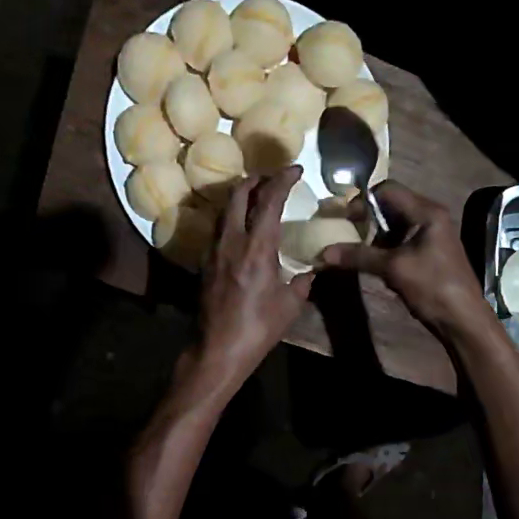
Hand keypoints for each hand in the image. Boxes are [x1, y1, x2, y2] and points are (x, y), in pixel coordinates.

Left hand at [197, 167, 312, 377]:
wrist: (218, 348)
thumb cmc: (259, 327)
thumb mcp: (291, 304)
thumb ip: (303, 280)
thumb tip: (313, 269)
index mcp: (257, 248)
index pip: (269, 200)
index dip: (282, 179)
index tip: (296, 170)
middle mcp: (231, 241)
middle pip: (238, 195)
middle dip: (256, 179)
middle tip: (272, 177)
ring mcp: (213, 250)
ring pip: (224, 210)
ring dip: (241, 197)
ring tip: (257, 196)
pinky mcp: (205, 262)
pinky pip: (218, 228)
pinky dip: (231, 217)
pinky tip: (242, 226)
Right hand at [317, 182, 489, 334]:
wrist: (463, 319)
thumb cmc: (433, 286)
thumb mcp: (393, 269)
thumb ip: (359, 256)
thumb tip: (323, 253)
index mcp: (426, 212)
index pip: (387, 190)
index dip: (362, 200)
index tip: (343, 217)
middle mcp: (429, 216)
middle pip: (389, 205)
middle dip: (364, 216)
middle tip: (342, 230)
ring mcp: (429, 234)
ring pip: (392, 224)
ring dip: (371, 233)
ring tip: (351, 246)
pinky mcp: (426, 251)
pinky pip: (399, 240)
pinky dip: (382, 246)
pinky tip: (368, 259)